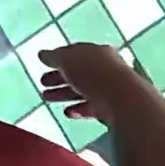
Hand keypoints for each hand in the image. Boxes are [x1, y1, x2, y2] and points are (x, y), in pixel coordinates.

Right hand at [38, 43, 164, 126]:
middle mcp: (105, 68)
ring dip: (63, 94)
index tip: (45, 64)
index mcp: (96, 52)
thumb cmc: (92, 73)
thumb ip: (53, 57)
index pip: (75, 53)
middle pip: (78, 72)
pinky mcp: (112, 108)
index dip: (58, 58)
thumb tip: (41, 54)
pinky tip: (67, 113)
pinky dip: (78, 109)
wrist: (122, 99)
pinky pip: (91, 107)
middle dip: (58, 77)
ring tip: (46, 98)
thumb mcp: (67, 60)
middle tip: (42, 82)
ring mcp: (109, 89)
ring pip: (82, 90)